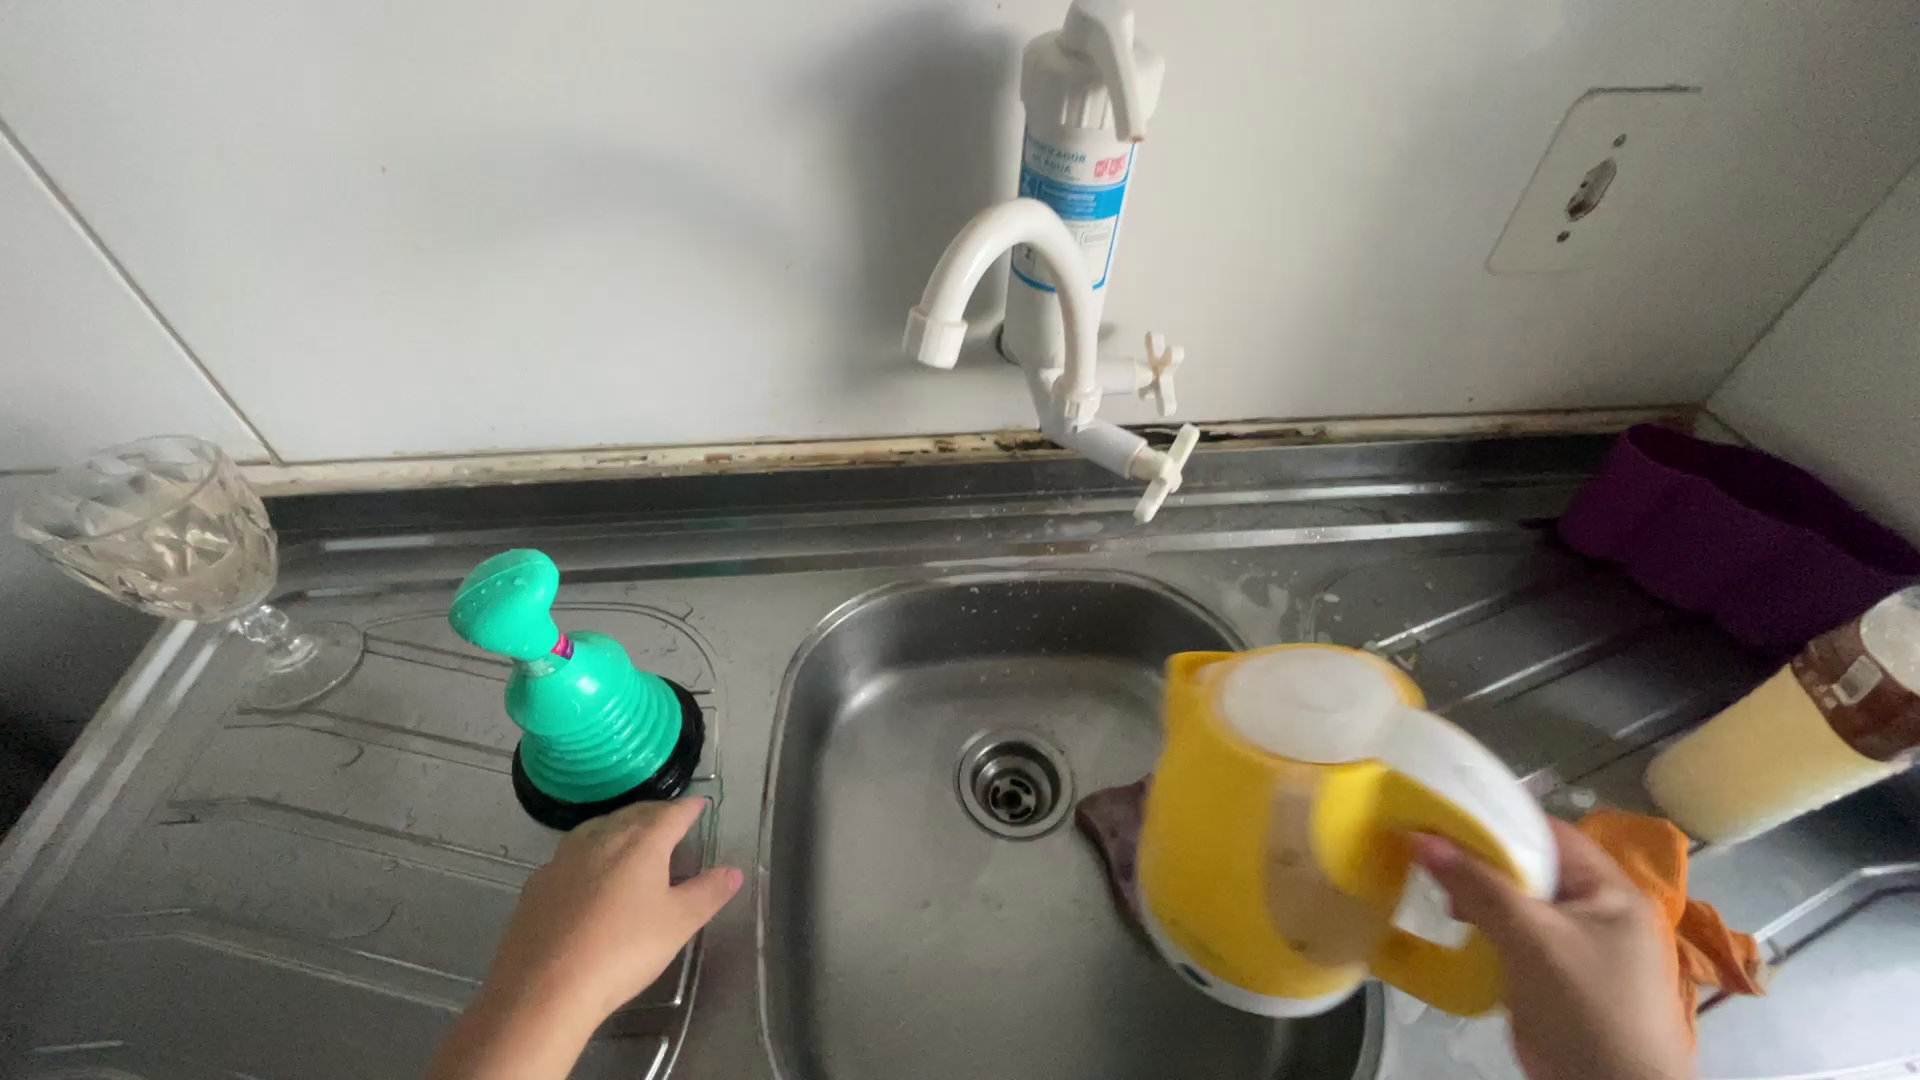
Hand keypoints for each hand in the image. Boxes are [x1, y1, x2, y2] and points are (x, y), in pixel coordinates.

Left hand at [427, 798, 741, 1079]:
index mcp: (643, 842)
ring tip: (630, 835)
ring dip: (620, 825)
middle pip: (635, 813)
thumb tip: (734, 871)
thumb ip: (709, 892)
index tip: (700, 804)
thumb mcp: (679, 923)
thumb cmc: (622, 950)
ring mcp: (565, 858)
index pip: (673, 813)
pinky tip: (588, 871)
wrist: (542, 990)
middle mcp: (604, 838)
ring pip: (599, 827)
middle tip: (670, 818)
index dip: (689, 808)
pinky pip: (571, 853)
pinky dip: (589, 851)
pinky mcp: (538, 883)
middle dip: (656, 812)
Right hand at [1410, 819, 1691, 1079]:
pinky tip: (1453, 916)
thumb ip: (1475, 884)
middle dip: (1478, 852)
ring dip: (1474, 884)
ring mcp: (1572, 937)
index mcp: (1608, 890)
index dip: (1496, 816)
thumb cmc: (1586, 1007)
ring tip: (1438, 885)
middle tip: (1429, 844)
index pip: (1546, 831)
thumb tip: (1417, 837)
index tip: (1443, 808)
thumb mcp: (1530, 938)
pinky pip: (1509, 922)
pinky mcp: (1549, 963)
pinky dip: (1479, 914)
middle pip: (1527, 860)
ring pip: (1513, 891)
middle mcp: (1593, 906)